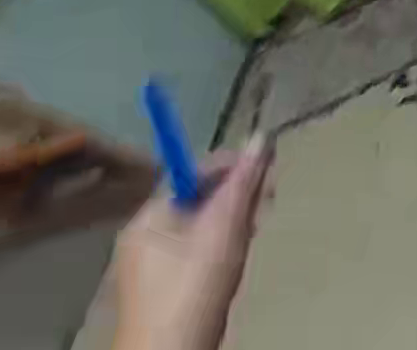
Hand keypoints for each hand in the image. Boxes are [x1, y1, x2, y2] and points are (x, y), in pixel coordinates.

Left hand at [112, 135, 270, 349]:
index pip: (194, 170)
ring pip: (209, 215)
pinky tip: (245, 243)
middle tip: (268, 197)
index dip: (233, 164)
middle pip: (203, 192)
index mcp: (150, 216)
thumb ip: (244, 180)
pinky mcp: (171, 276)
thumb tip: (262, 135)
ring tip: (260, 222)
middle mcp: (148, 231)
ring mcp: (157, 256)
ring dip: (239, 211)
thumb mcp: (226, 223)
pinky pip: (205, 238)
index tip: (267, 168)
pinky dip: (229, 234)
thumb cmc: (195, 281)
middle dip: (240, 190)